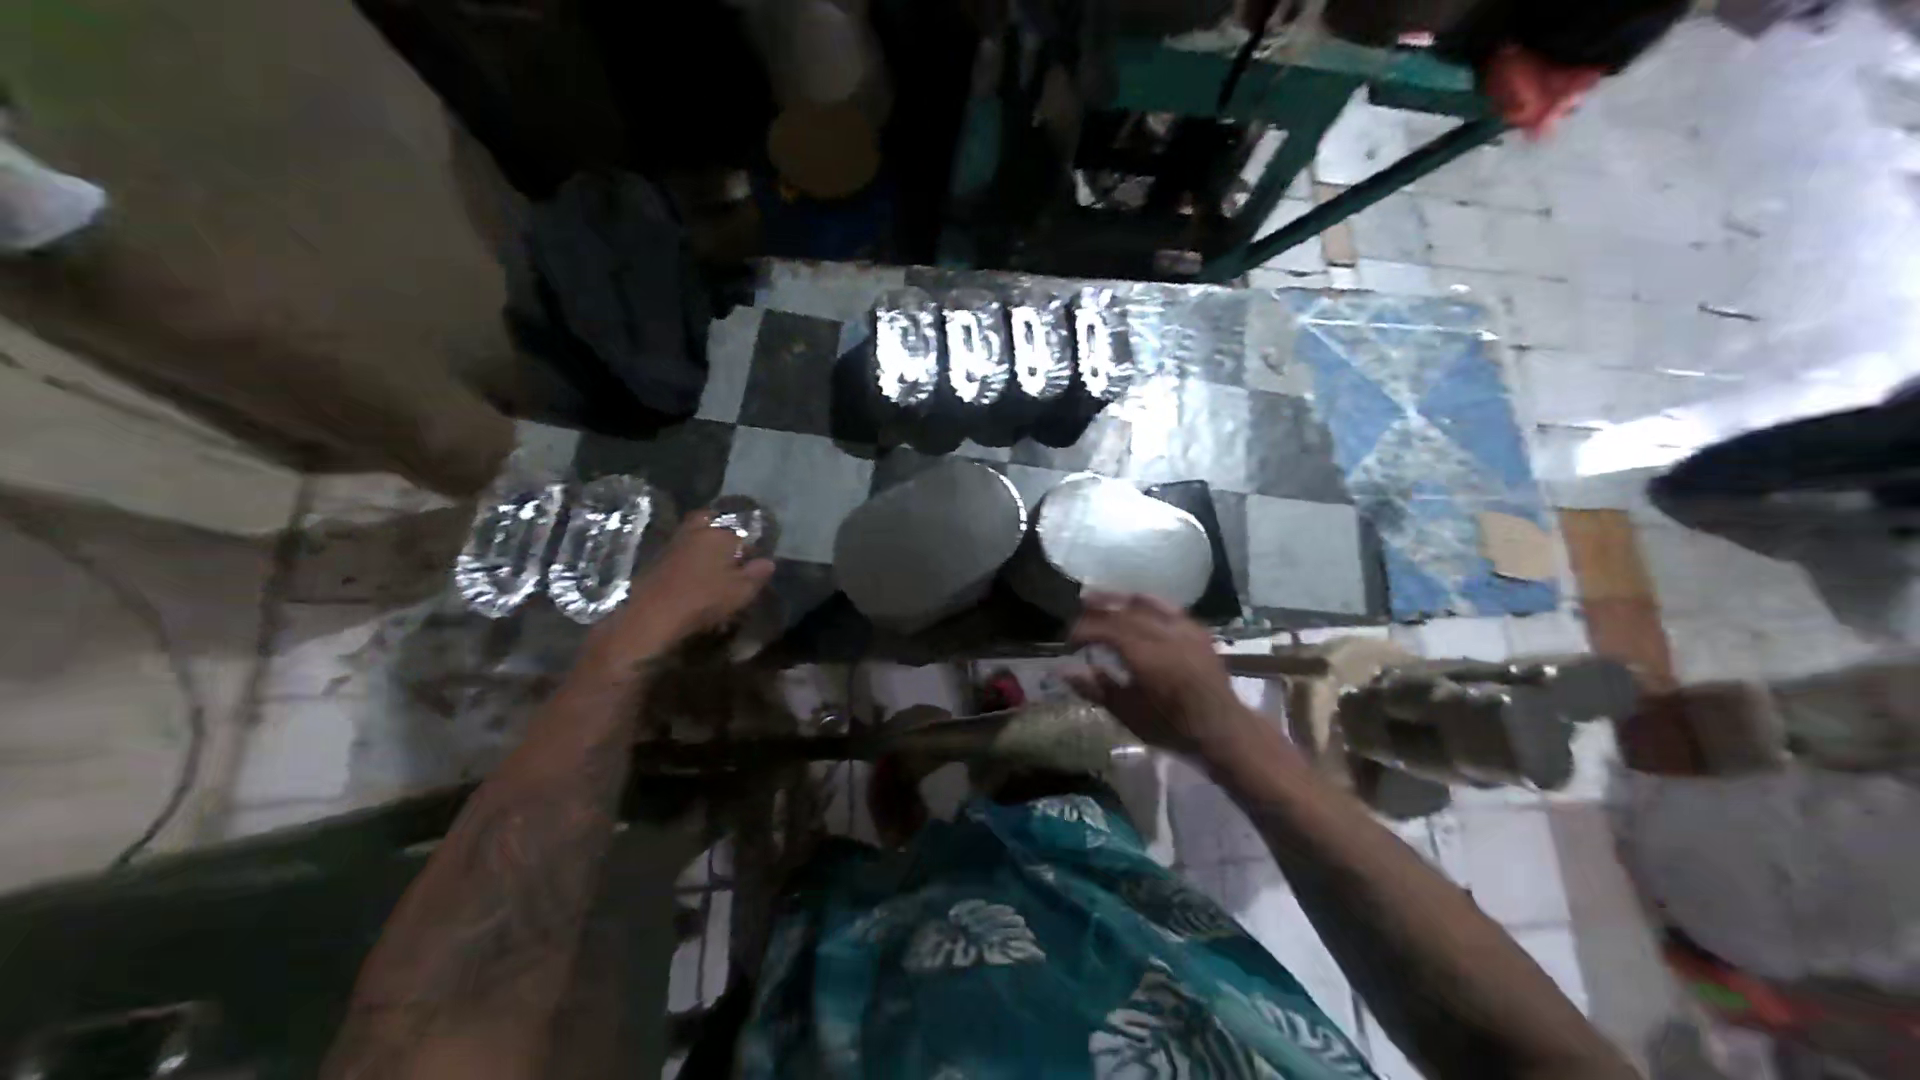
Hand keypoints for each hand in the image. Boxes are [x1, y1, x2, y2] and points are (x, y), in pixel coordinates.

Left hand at [583, 512, 774, 667]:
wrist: (651, 615)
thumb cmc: (703, 600)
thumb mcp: (741, 592)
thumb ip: (757, 574)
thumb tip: (768, 561)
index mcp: (719, 534)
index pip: (742, 534)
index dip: (750, 549)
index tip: (753, 565)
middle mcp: (695, 531)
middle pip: (712, 523)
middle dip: (722, 534)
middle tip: (730, 555)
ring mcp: (673, 543)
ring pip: (694, 536)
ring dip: (703, 547)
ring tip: (713, 570)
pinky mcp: (656, 559)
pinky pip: (680, 551)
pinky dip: (688, 559)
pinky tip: (694, 577)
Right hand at [1065, 592, 1260, 757]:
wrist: (1223, 729)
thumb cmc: (1172, 727)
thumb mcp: (1128, 713)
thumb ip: (1095, 688)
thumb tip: (1063, 671)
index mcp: (1145, 655)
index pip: (1105, 629)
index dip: (1083, 630)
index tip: (1069, 642)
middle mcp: (1164, 634)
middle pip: (1123, 610)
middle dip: (1097, 609)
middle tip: (1078, 610)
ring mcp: (1184, 629)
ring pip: (1146, 603)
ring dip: (1120, 599)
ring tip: (1101, 598)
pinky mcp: (1197, 630)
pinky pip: (1168, 607)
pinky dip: (1147, 603)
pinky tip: (1138, 605)